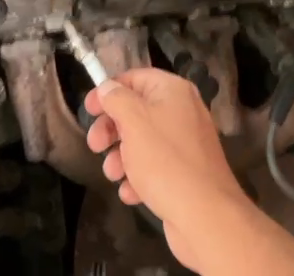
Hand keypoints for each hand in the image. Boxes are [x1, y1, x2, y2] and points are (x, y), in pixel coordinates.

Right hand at [86, 68, 293, 275]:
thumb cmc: (165, 160)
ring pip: (143, 142)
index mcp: (173, 91)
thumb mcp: (133, 120)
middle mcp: (183, 112)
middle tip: (94, 145)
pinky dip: (139, 178)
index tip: (88, 109)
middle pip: (136, 111)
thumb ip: (115, 98)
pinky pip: (155, 168)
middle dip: (112, 129)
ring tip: (112, 174)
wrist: (205, 215)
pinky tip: (130, 192)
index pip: (135, 78)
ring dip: (121, 157)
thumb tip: (108, 88)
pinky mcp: (186, 175)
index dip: (108, 90)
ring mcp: (186, 145)